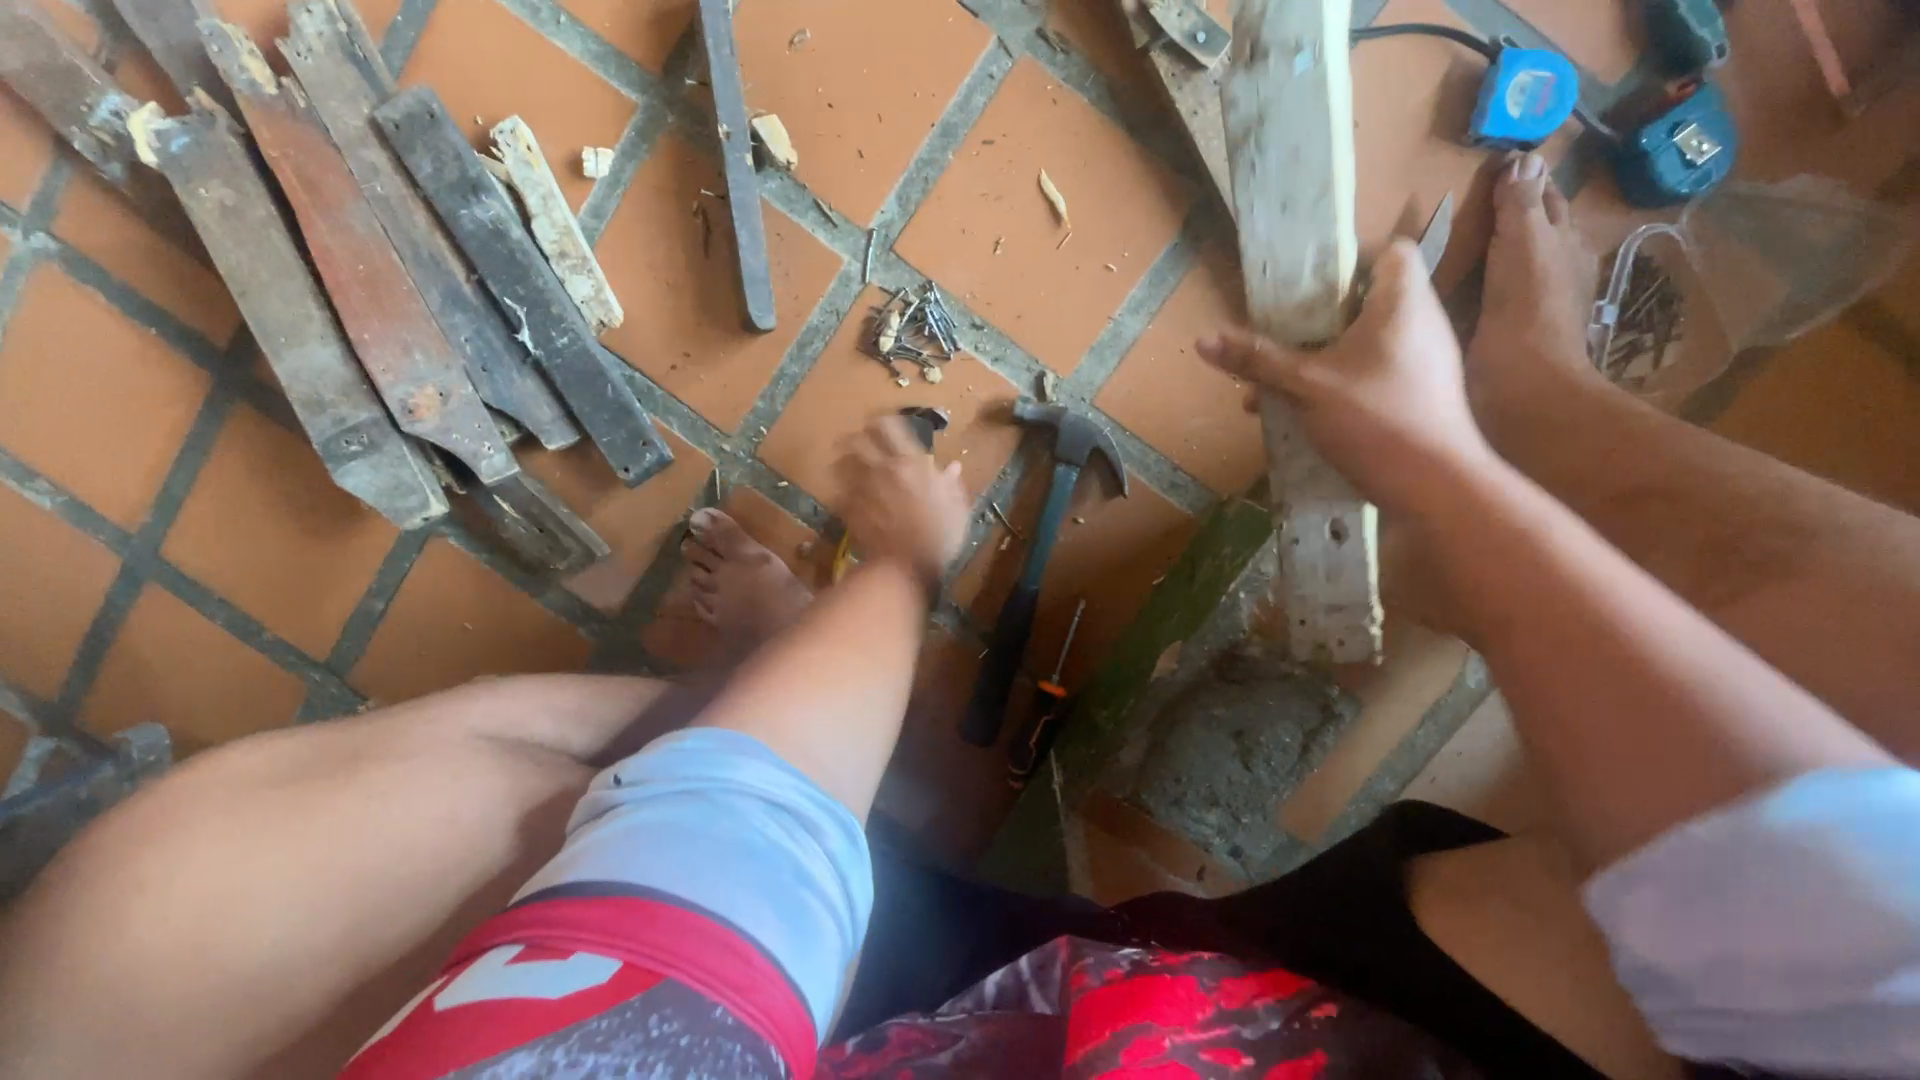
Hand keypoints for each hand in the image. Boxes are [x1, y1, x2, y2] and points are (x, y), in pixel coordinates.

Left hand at [833, 416, 970, 587]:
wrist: (907, 566)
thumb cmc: (940, 536)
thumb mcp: (956, 508)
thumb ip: (951, 484)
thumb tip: (952, 466)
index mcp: (912, 462)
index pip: (891, 426)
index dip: (884, 420)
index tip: (881, 422)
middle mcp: (884, 468)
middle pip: (860, 439)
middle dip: (855, 436)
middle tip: (854, 439)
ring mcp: (863, 487)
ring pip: (843, 462)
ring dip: (842, 459)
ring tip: (842, 461)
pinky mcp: (849, 508)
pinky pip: (839, 491)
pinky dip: (840, 489)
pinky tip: (842, 493)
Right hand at [1198, 239, 1494, 516]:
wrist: (1436, 486)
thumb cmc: (1376, 419)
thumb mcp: (1305, 386)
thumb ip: (1257, 360)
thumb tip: (1203, 340)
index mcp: (1403, 303)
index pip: (1391, 251)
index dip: (1350, 258)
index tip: (1307, 284)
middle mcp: (1421, 324)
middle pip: (1369, 299)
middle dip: (1318, 317)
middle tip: (1280, 334)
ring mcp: (1425, 362)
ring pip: (1366, 343)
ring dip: (1321, 357)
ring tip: (1277, 383)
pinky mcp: (1420, 396)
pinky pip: (1374, 373)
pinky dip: (1340, 383)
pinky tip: (1303, 413)